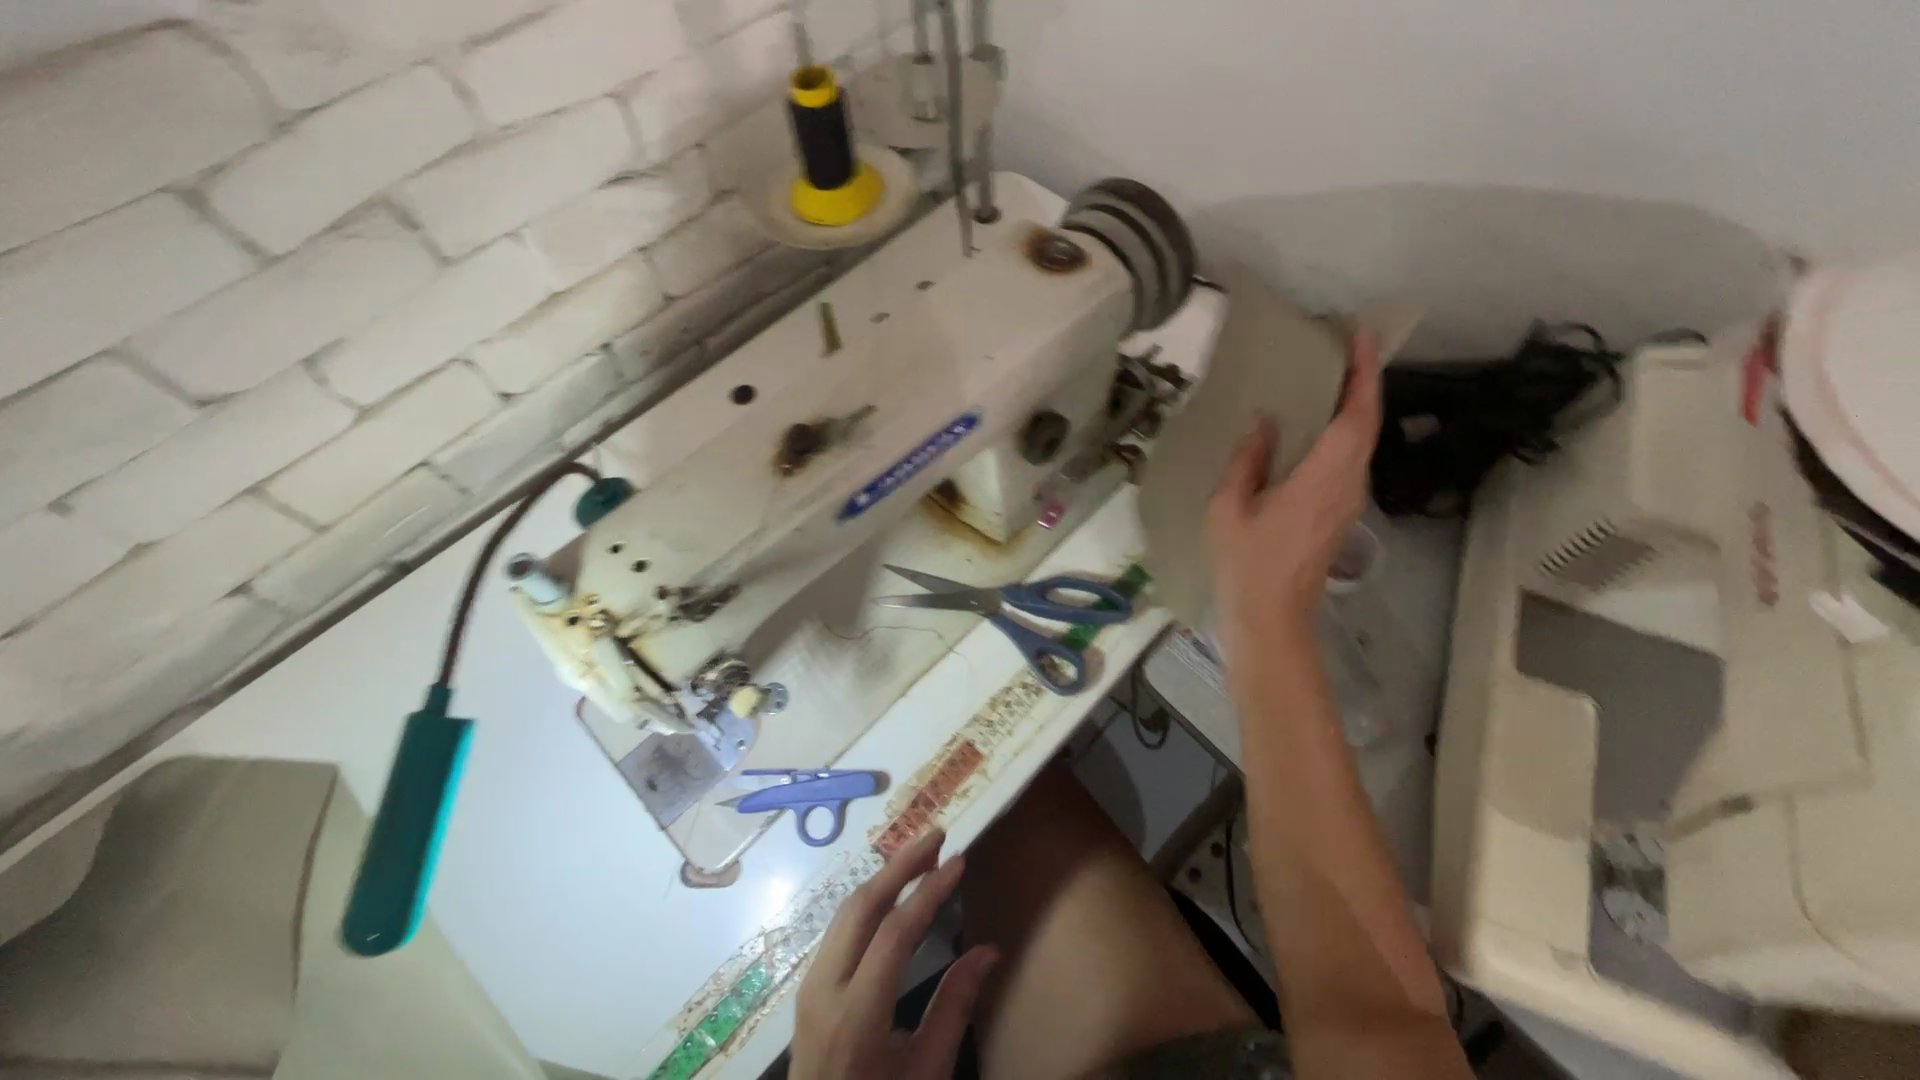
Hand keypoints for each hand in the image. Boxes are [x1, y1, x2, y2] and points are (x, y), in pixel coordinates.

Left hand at [791, 830, 997, 1079]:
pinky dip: (869, 899)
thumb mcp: (927, 1068)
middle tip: (937, 835)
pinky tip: (893, 891)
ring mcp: (811, 983)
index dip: (928, 892)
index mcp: (856, 1015)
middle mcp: (825, 988)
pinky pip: (839, 927)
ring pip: (845, 911)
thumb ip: (955, 1006)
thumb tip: (988, 950)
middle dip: (900, 864)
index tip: (958, 861)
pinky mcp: (809, 984)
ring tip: (920, 854)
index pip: (893, 934)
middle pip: (860, 907)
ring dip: (883, 877)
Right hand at [1206, 330, 1382, 647]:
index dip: (1364, 373)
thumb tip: (1265, 421)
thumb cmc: (1246, 564)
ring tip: (1330, 375)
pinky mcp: (1340, 512)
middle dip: (1362, 381)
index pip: (1357, 416)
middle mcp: (1348, 484)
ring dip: (1354, 405)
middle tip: (1343, 345)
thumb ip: (1248, 459)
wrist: (1271, 617)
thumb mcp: (1230, 508)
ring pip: (1362, 441)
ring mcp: (1349, 500)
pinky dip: (1343, 430)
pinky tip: (1317, 423)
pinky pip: (1350, 458)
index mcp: (1323, 479)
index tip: (1362, 335)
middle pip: (1367, 424)